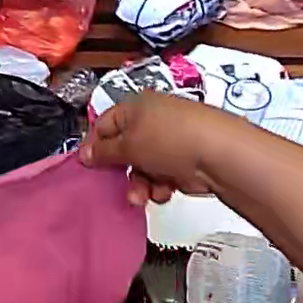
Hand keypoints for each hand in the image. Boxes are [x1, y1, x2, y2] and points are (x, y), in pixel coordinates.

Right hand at [80, 92, 242, 206]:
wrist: (218, 154)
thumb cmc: (169, 140)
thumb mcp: (128, 145)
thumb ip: (103, 152)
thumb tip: (84, 154)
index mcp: (135, 107)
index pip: (104, 125)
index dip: (94, 146)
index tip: (87, 166)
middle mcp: (151, 121)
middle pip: (123, 150)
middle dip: (121, 172)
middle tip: (119, 185)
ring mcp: (168, 141)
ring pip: (141, 168)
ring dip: (140, 184)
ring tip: (145, 195)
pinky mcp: (182, 161)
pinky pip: (160, 176)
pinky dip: (159, 186)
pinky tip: (164, 192)